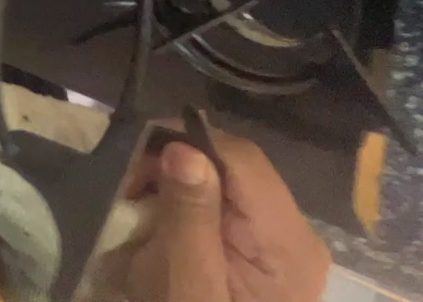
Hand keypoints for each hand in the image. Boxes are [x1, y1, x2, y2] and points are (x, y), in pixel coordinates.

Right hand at [126, 130, 330, 301]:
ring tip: (137, 199)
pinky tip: (160, 213)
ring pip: (226, 174)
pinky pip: (224, 196)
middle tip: (127, 183)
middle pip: (234, 163)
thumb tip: (184, 148)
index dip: (185, 141)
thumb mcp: (183, 280)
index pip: (241, 158)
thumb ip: (189, 214)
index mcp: (285, 241)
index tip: (133, 159)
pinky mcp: (264, 245)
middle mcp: (295, 231)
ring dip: (174, 173)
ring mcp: (281, 239)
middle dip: (174, 158)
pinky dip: (184, 192)